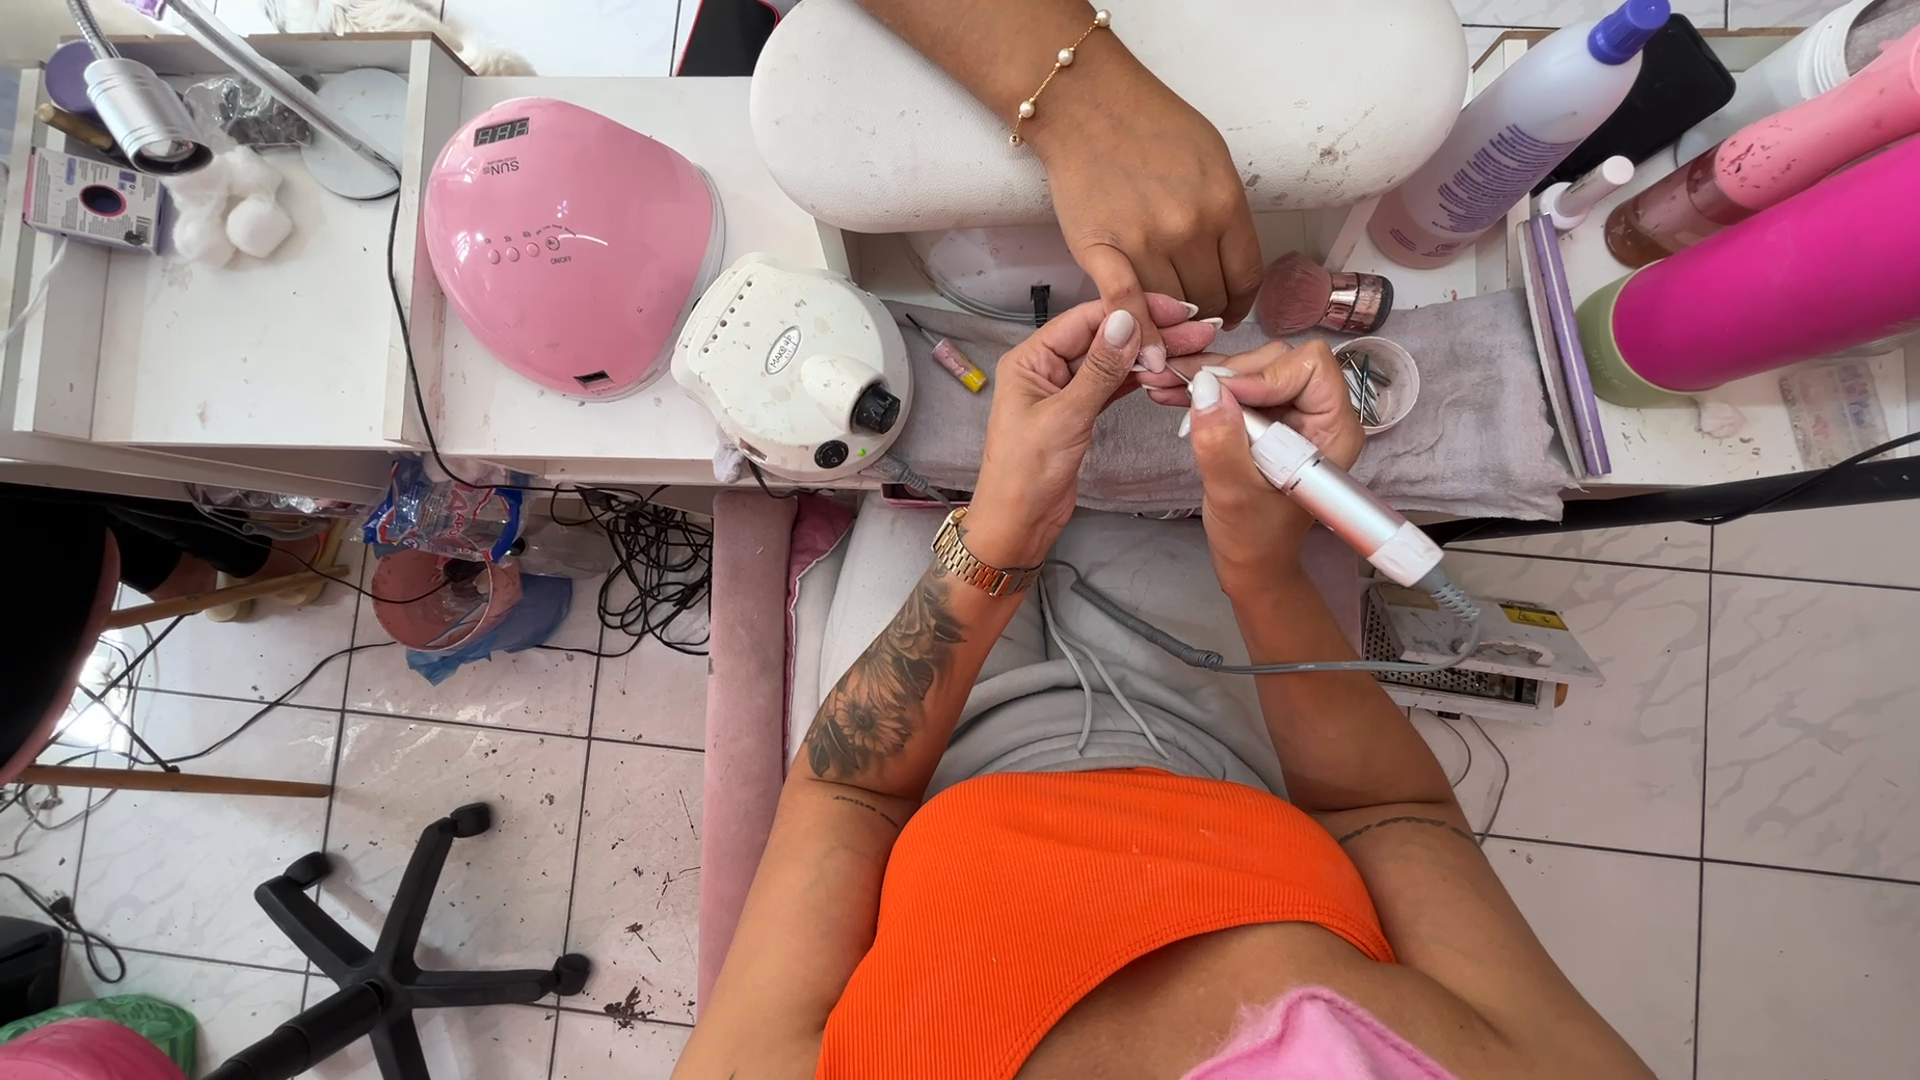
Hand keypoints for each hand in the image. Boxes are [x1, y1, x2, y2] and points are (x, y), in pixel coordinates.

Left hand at [964, 294, 1217, 567]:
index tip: (1176, 310)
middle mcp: (1045, 367)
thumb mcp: (1066, 416)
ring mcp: (1063, 390)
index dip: (1131, 310)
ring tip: (1193, 347)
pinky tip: (1166, 371)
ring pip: (1111, 362)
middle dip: (1149, 331)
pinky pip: (1111, 386)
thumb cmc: (1028, 472)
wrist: (1019, 522)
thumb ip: (1099, 369)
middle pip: (1102, 337)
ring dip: (1149, 354)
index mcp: (1030, 358)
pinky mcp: (1078, 412)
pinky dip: (1137, 379)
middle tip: (1198, 329)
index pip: (1085, 319)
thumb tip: (1127, 319)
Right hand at [1028, 60, 1261, 372]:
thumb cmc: (1151, 126)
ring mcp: (1147, 244)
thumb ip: (1223, 213)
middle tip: (1189, 323)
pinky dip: (1139, 338)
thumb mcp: (1211, 158)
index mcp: (1225, 203)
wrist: (1088, 108)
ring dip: (1170, 325)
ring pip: (1171, 309)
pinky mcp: (1104, 254)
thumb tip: (1225, 262)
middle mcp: (1191, 228)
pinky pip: (1129, 307)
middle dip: (1202, 316)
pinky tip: (1146, 358)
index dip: (1238, 306)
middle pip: (1208, 299)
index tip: (1227, 314)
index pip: (1244, 278)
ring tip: (1163, 328)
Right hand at [1174, 340, 1364, 594]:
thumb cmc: (1253, 536)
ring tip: (1161, 385)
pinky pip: (1235, 390)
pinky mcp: (1264, 419)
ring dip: (1205, 378)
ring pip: (1250, 371)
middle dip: (1226, 374)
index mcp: (1332, 428)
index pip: (1309, 368)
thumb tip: (1204, 386)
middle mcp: (1316, 413)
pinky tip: (1169, 394)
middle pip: (1275, 363)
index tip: (1220, 397)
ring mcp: (1289, 414)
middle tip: (1181, 387)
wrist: (1249, 560)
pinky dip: (1203, 391)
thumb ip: (1221, 440)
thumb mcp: (1233, 491)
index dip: (1262, 375)